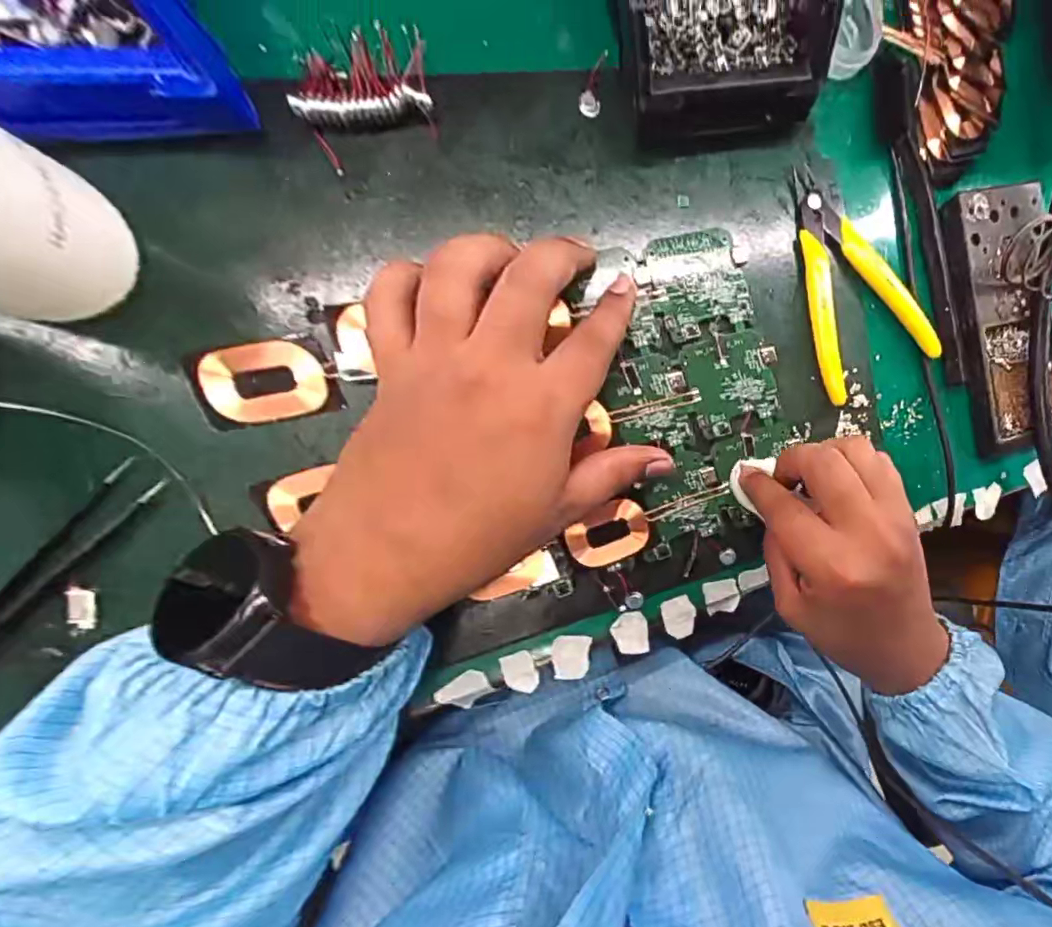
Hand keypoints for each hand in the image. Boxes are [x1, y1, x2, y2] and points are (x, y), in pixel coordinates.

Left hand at [287, 235, 672, 644]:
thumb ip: (611, 474)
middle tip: (576, 256)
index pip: (592, 340)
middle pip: (529, 279)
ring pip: (456, 268)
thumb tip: (664, 461)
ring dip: (489, 248)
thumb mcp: (558, 511)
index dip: (615, 308)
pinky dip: (406, 276)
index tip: (624, 286)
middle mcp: (491, 364)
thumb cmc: (482, 538)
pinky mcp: (391, 363)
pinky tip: (427, 282)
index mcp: (542, 406)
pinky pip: (388, 297)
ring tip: (507, 257)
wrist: (387, 553)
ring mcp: (435, 357)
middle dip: (561, 253)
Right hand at [740, 438, 948, 695]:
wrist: (906, 647)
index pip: (786, 507)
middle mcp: (867, 533)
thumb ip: (776, 552)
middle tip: (782, 481)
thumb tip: (769, 505)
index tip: (748, 478)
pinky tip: (840, 484)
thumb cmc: (844, 635)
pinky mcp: (908, 510)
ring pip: (855, 449)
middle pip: (823, 462)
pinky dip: (853, 462)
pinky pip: (879, 461)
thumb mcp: (791, 606)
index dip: (760, 486)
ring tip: (812, 479)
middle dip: (791, 461)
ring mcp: (894, 516)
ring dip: (824, 455)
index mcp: (833, 566)